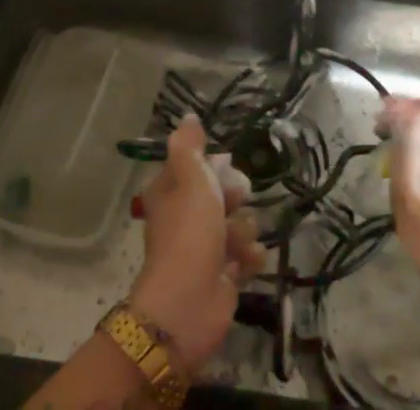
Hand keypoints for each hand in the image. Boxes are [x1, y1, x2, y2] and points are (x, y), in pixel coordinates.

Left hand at [127, 115, 266, 371]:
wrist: (188, 304)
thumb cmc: (188, 235)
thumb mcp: (190, 180)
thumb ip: (190, 147)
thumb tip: (189, 116)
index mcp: (171, 193)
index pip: (198, 166)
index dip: (215, 166)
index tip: (226, 166)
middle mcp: (186, 218)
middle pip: (223, 193)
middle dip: (235, 197)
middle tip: (234, 202)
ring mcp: (206, 248)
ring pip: (239, 223)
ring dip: (243, 231)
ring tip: (235, 244)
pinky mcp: (224, 274)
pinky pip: (248, 254)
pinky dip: (249, 257)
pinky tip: (244, 264)